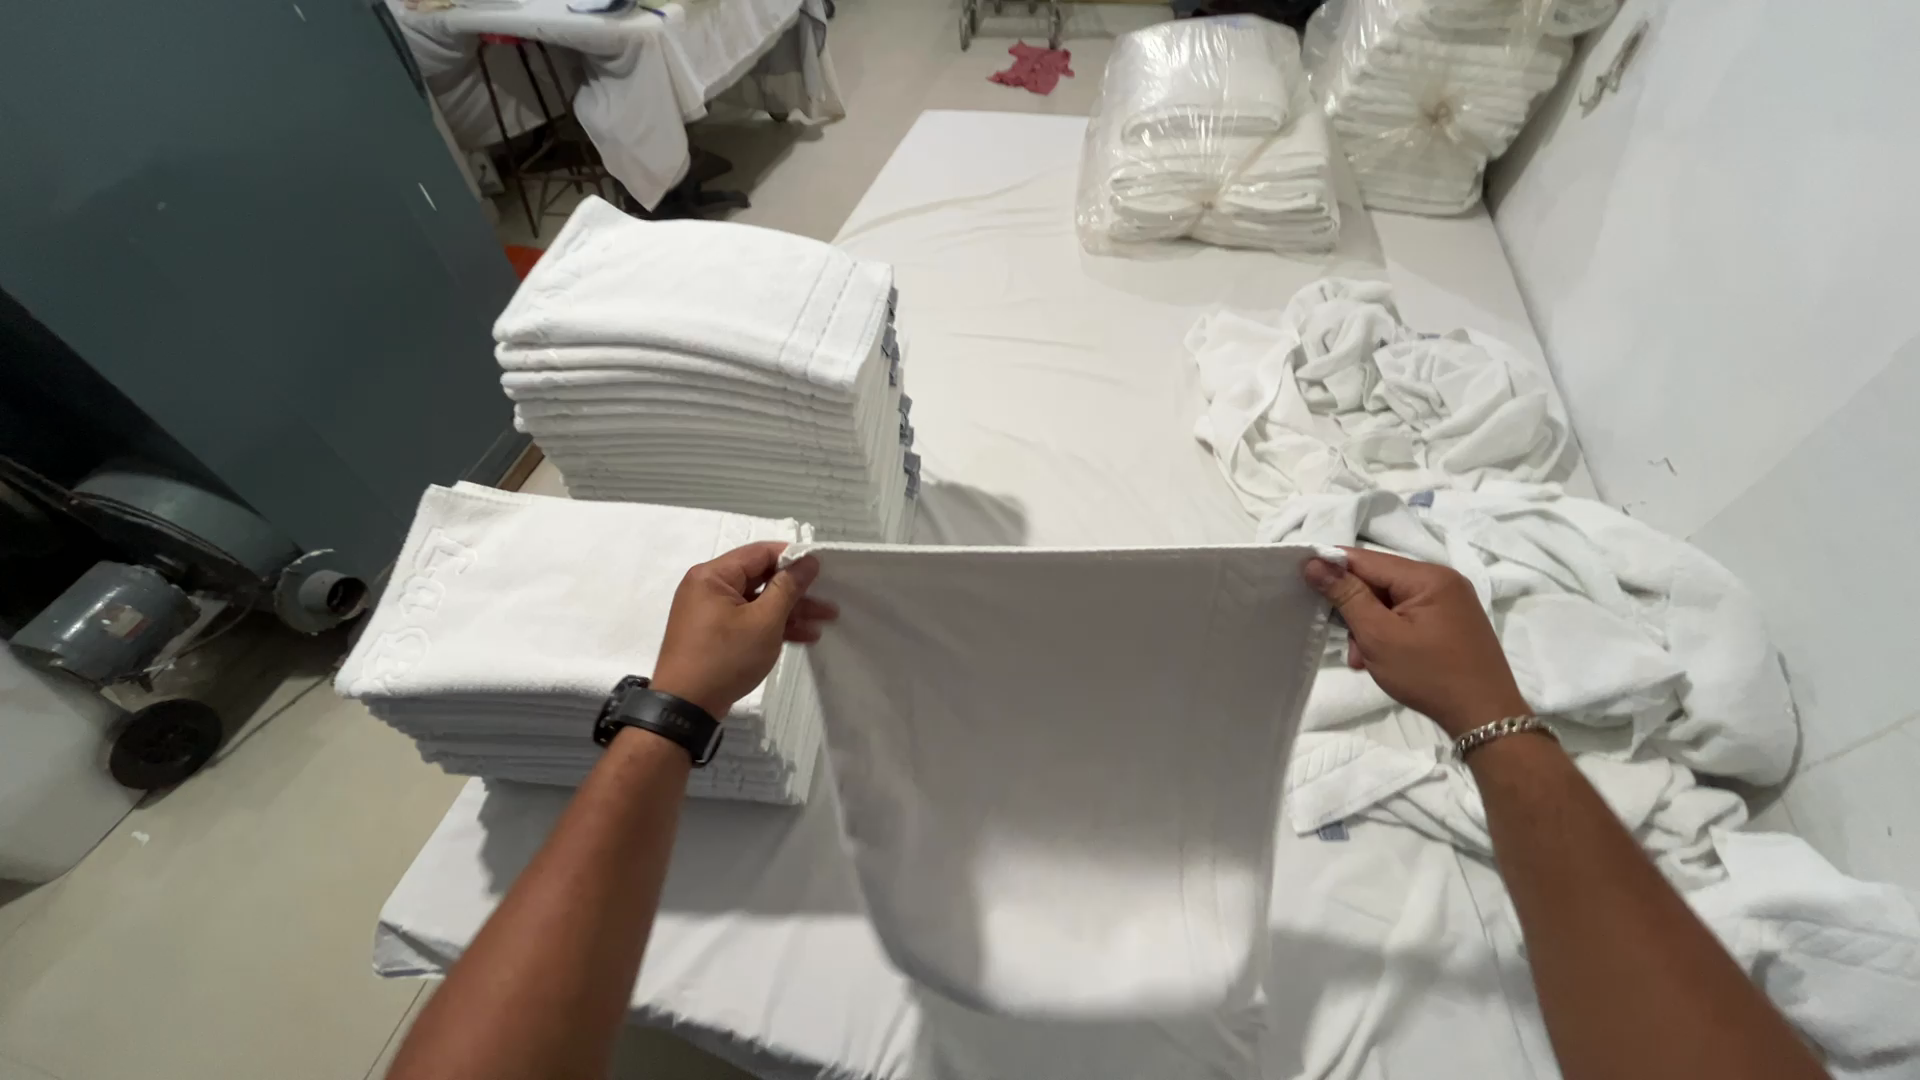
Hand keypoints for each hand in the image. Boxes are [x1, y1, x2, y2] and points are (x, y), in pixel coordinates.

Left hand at [651, 542, 836, 718]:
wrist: (685, 708)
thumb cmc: (725, 658)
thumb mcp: (764, 621)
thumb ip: (788, 587)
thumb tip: (807, 561)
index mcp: (713, 575)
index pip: (760, 552)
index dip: (794, 558)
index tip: (823, 569)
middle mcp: (708, 587)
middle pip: (761, 577)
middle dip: (797, 590)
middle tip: (829, 598)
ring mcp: (710, 611)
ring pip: (758, 601)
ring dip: (790, 610)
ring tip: (825, 621)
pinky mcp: (715, 633)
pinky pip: (749, 619)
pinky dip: (773, 625)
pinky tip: (802, 635)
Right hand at [1302, 547, 1529, 738]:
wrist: (1485, 718)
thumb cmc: (1429, 675)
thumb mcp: (1378, 635)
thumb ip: (1345, 595)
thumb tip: (1314, 563)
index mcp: (1428, 577)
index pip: (1365, 559)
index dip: (1331, 568)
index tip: (1302, 583)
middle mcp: (1442, 580)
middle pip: (1377, 579)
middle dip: (1353, 607)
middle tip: (1343, 640)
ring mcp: (1449, 601)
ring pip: (1389, 600)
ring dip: (1368, 624)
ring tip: (1363, 658)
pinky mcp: (1450, 620)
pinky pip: (1406, 614)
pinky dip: (1387, 631)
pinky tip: (1381, 657)